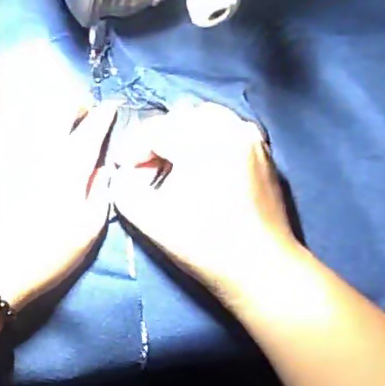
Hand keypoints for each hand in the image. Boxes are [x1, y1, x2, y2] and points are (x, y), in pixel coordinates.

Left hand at [0, 102, 118, 309]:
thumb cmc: (43, 255)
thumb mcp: (87, 231)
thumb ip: (101, 193)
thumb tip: (102, 169)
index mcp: (71, 160)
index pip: (95, 122)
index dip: (106, 112)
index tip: (111, 109)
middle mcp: (40, 142)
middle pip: (61, 103)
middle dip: (76, 104)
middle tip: (82, 117)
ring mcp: (8, 142)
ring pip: (32, 108)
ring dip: (49, 111)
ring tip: (54, 126)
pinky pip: (8, 123)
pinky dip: (23, 123)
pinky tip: (24, 140)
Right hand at [110, 100, 305, 304]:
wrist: (262, 268)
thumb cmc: (205, 244)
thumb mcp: (150, 219)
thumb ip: (124, 189)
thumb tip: (124, 173)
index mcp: (206, 139)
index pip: (156, 128)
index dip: (132, 148)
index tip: (121, 169)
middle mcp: (233, 128)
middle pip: (181, 117)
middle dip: (157, 138)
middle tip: (143, 168)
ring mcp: (253, 139)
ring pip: (206, 121)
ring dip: (182, 138)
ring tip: (169, 168)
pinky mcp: (263, 154)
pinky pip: (227, 134)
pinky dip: (206, 144)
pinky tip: (197, 174)